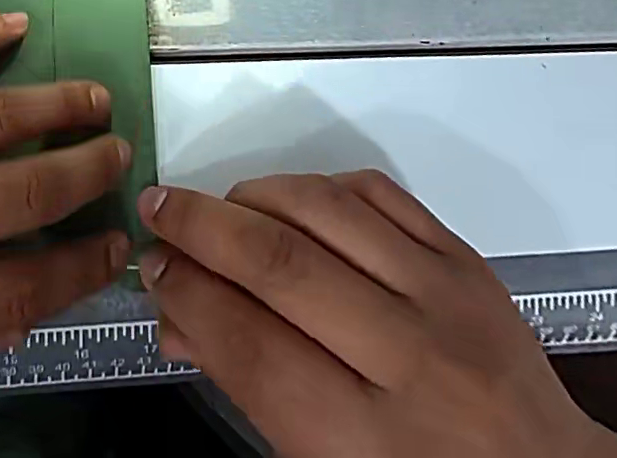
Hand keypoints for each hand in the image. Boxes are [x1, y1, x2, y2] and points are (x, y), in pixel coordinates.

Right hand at [137, 173, 616, 457]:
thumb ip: (245, 388)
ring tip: (221, 207)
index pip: (253, 347)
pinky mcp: (466, 257)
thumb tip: (175, 314)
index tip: (151, 263)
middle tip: (158, 205)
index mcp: (371, 444)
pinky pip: (376, 191)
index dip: (188, 294)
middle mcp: (414, 363)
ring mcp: (447, 297)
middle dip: (203, 226)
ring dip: (254, 196)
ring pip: (326, 209)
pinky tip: (291, 201)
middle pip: (283, 264)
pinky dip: (318, 185)